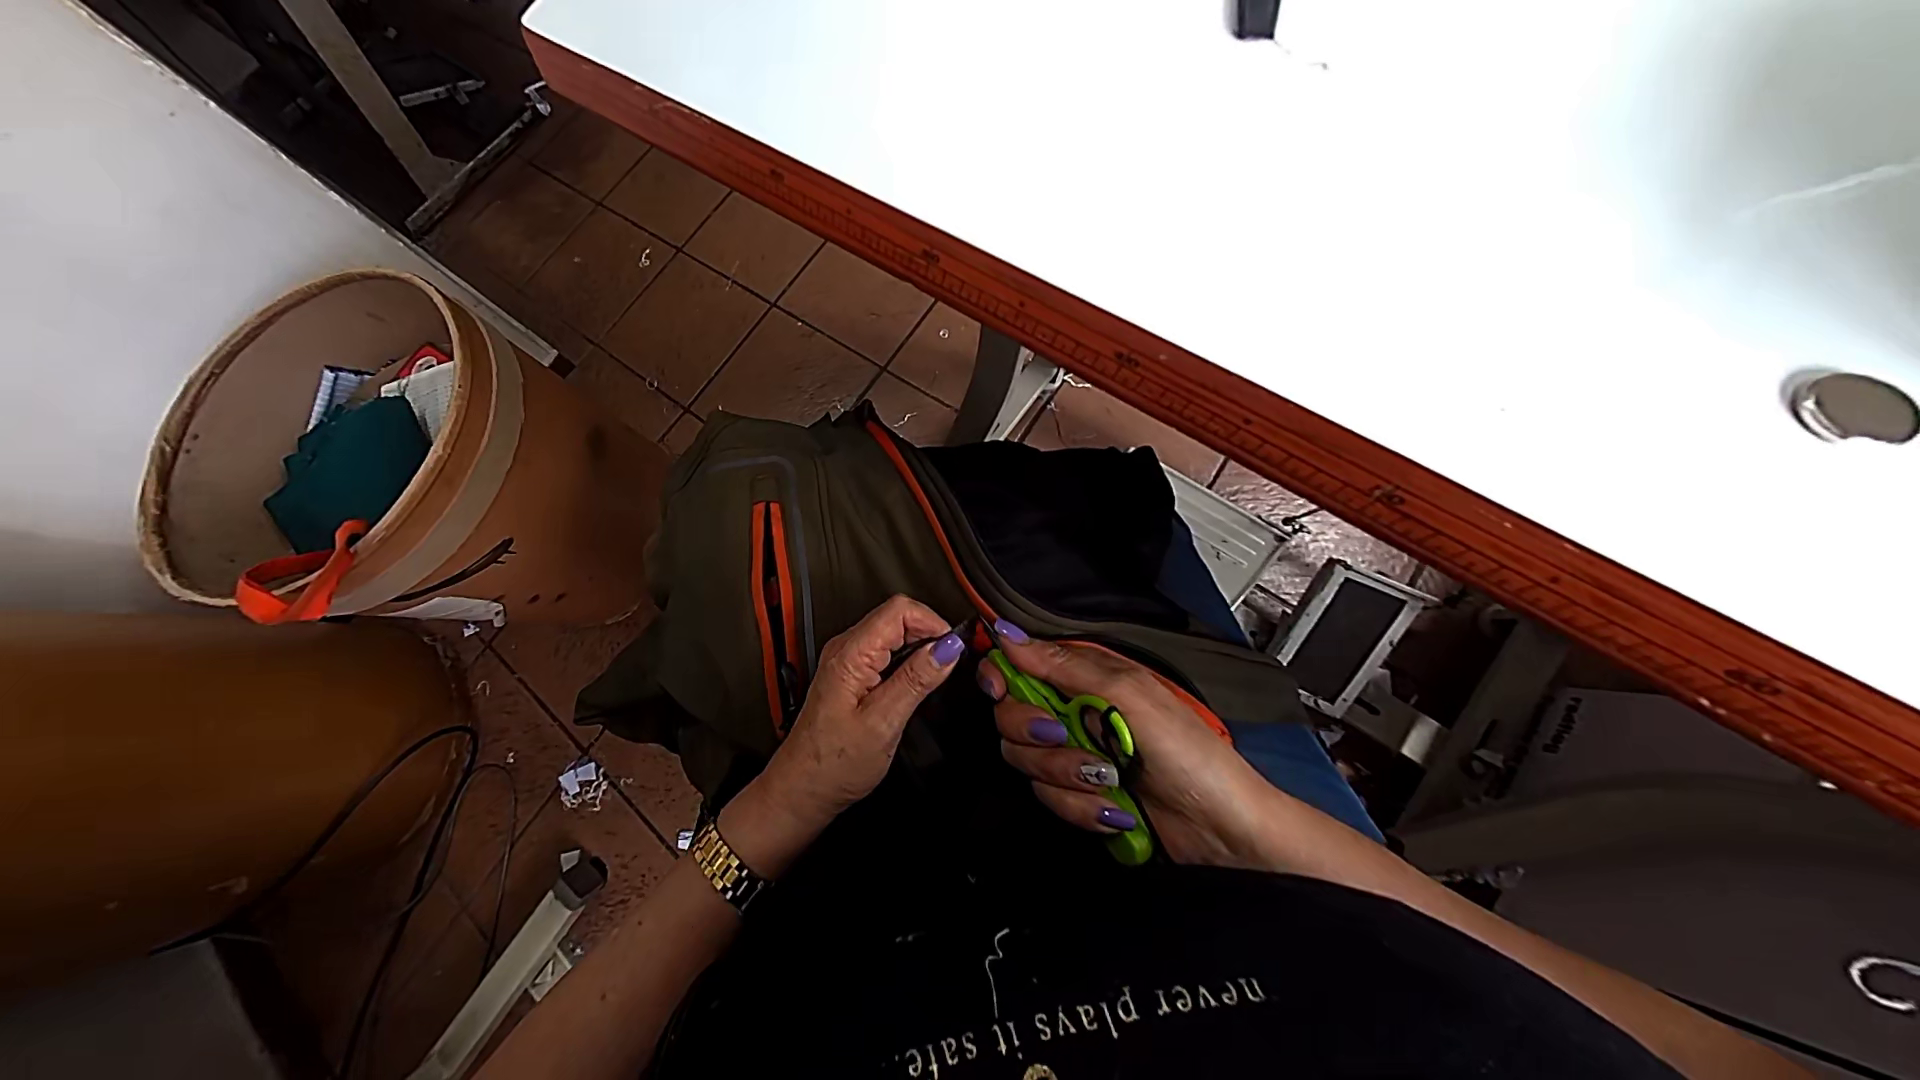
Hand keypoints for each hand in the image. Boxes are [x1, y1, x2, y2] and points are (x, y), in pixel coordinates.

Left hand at [723, 596, 964, 875]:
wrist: (802, 790)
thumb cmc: (832, 765)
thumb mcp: (884, 722)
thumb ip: (917, 680)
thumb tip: (948, 648)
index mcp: (850, 655)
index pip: (899, 610)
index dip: (933, 622)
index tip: (953, 647)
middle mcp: (845, 649)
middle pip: (898, 615)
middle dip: (930, 633)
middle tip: (948, 664)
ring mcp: (847, 659)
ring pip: (894, 631)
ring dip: (921, 646)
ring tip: (934, 676)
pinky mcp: (852, 672)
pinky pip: (886, 649)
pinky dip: (908, 658)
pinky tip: (915, 682)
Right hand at [977, 621, 1275, 867]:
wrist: (1221, 826)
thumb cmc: (1190, 753)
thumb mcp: (1127, 694)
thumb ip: (1063, 664)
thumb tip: (1010, 634)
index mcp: (1084, 676)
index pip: (1018, 664)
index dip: (1000, 676)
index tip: (1001, 692)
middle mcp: (1073, 711)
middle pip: (1011, 716)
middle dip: (1039, 736)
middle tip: (1072, 737)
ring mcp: (1075, 753)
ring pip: (1027, 761)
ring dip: (1067, 776)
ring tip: (1110, 777)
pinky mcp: (1078, 792)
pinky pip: (1049, 798)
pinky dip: (1081, 806)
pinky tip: (1113, 805)